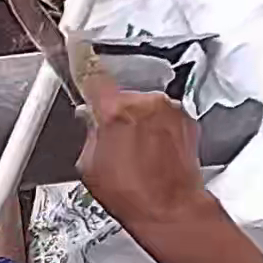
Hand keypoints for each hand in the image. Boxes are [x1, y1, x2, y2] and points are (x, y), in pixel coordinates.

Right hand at [73, 42, 209, 231]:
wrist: (171, 209)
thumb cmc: (132, 194)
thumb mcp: (88, 166)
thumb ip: (89, 135)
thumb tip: (91, 123)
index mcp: (116, 111)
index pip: (93, 77)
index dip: (82, 68)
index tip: (76, 53)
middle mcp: (146, 102)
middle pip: (120, 97)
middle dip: (114, 115)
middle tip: (111, 144)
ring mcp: (169, 109)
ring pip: (143, 107)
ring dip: (137, 124)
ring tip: (134, 156)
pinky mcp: (186, 120)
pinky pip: (162, 118)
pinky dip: (156, 131)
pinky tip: (151, 156)